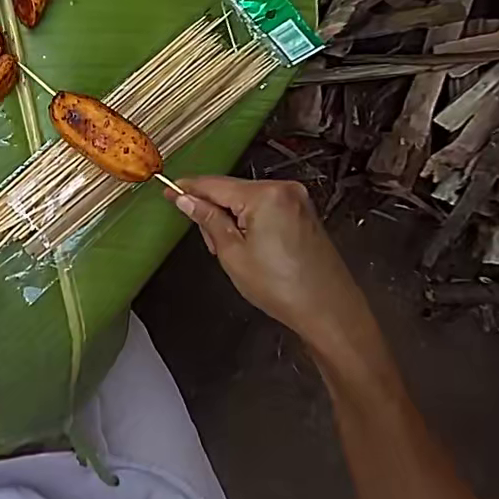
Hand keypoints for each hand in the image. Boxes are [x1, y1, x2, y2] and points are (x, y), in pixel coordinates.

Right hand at [165, 176, 378, 359]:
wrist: (331, 313)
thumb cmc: (282, 288)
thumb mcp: (232, 253)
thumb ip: (207, 219)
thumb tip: (185, 199)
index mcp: (265, 195)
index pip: (214, 184)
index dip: (187, 189)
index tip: (168, 190)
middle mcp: (284, 190)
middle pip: (231, 190)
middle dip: (212, 209)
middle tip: (209, 242)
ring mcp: (297, 200)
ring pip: (246, 199)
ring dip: (230, 217)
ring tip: (229, 250)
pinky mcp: (303, 213)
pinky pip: (264, 206)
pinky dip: (248, 220)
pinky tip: (246, 244)